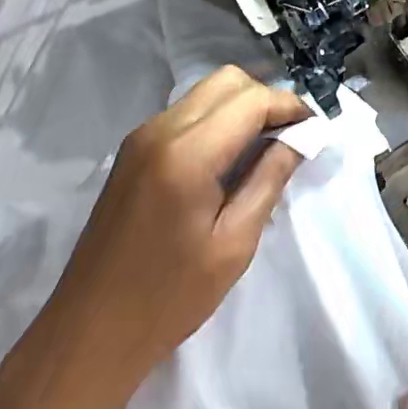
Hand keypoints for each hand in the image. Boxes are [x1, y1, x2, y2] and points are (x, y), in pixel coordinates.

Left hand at [0, 67, 310, 408]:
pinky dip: (216, 120)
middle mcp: (161, 128)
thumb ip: (269, 179)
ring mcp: (142, 134)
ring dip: (240, 106)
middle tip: (291, 136)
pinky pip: (185, 113)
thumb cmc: (169, 296)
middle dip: (265, 98)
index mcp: (187, 152)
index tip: (316, 126)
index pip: (250, 99)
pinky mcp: (133, 148)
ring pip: (204, 93)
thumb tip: (300, 137)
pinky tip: (228, 157)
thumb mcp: (234, 244)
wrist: (91, 327)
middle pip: (226, 81)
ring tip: (265, 147)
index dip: (289, 105)